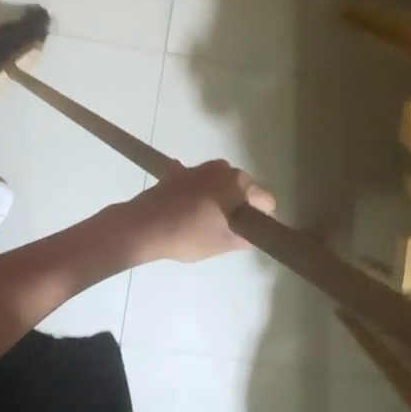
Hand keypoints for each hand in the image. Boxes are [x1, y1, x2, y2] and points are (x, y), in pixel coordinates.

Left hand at [109, 160, 272, 263]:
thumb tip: (250, 234)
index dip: (262, 219)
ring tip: (209, 220)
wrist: (144, 225)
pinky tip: (190, 207)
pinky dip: (198, 192)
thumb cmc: (189, 235)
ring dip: (220, 196)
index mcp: (238, 182)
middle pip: (244, 187)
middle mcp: (221, 168)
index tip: (250, 233)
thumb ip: (245, 237)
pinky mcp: (176, 172)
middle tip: (230, 229)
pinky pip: (196, 182)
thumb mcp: (224, 243)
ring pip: (220, 182)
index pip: (266, 200)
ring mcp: (197, 167)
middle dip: (241, 205)